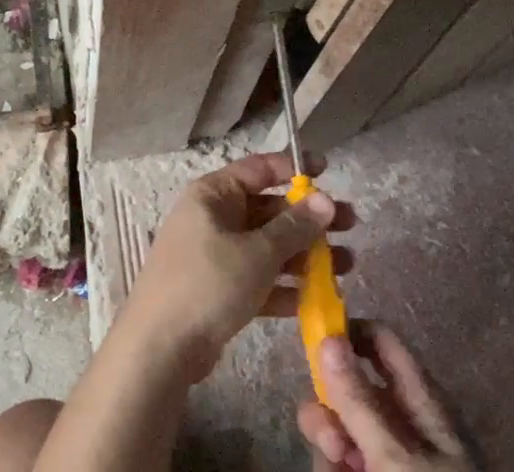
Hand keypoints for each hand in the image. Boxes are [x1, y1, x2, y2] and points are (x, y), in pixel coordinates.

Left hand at [119, 152, 354, 382]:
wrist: (161, 345)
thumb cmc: (208, 283)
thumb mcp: (257, 252)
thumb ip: (294, 226)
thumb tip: (325, 200)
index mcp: (213, 195)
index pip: (258, 169)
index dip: (294, 167)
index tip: (328, 171)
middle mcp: (213, 218)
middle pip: (269, 209)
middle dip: (310, 218)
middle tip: (352, 225)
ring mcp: (215, 254)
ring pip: (268, 246)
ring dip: (306, 254)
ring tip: (349, 265)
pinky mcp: (220, 289)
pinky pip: (260, 278)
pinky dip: (287, 285)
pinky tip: (320, 297)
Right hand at [298, 326, 471, 471]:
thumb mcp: (397, 459)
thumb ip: (359, 401)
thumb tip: (327, 336)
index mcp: (421, 403)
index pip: (381, 343)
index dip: (348, 331)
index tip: (314, 340)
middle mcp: (400, 423)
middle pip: (345, 385)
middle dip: (328, 409)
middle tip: (333, 442)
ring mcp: (384, 455)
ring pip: (334, 425)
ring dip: (327, 445)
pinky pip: (334, 460)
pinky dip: (331, 469)